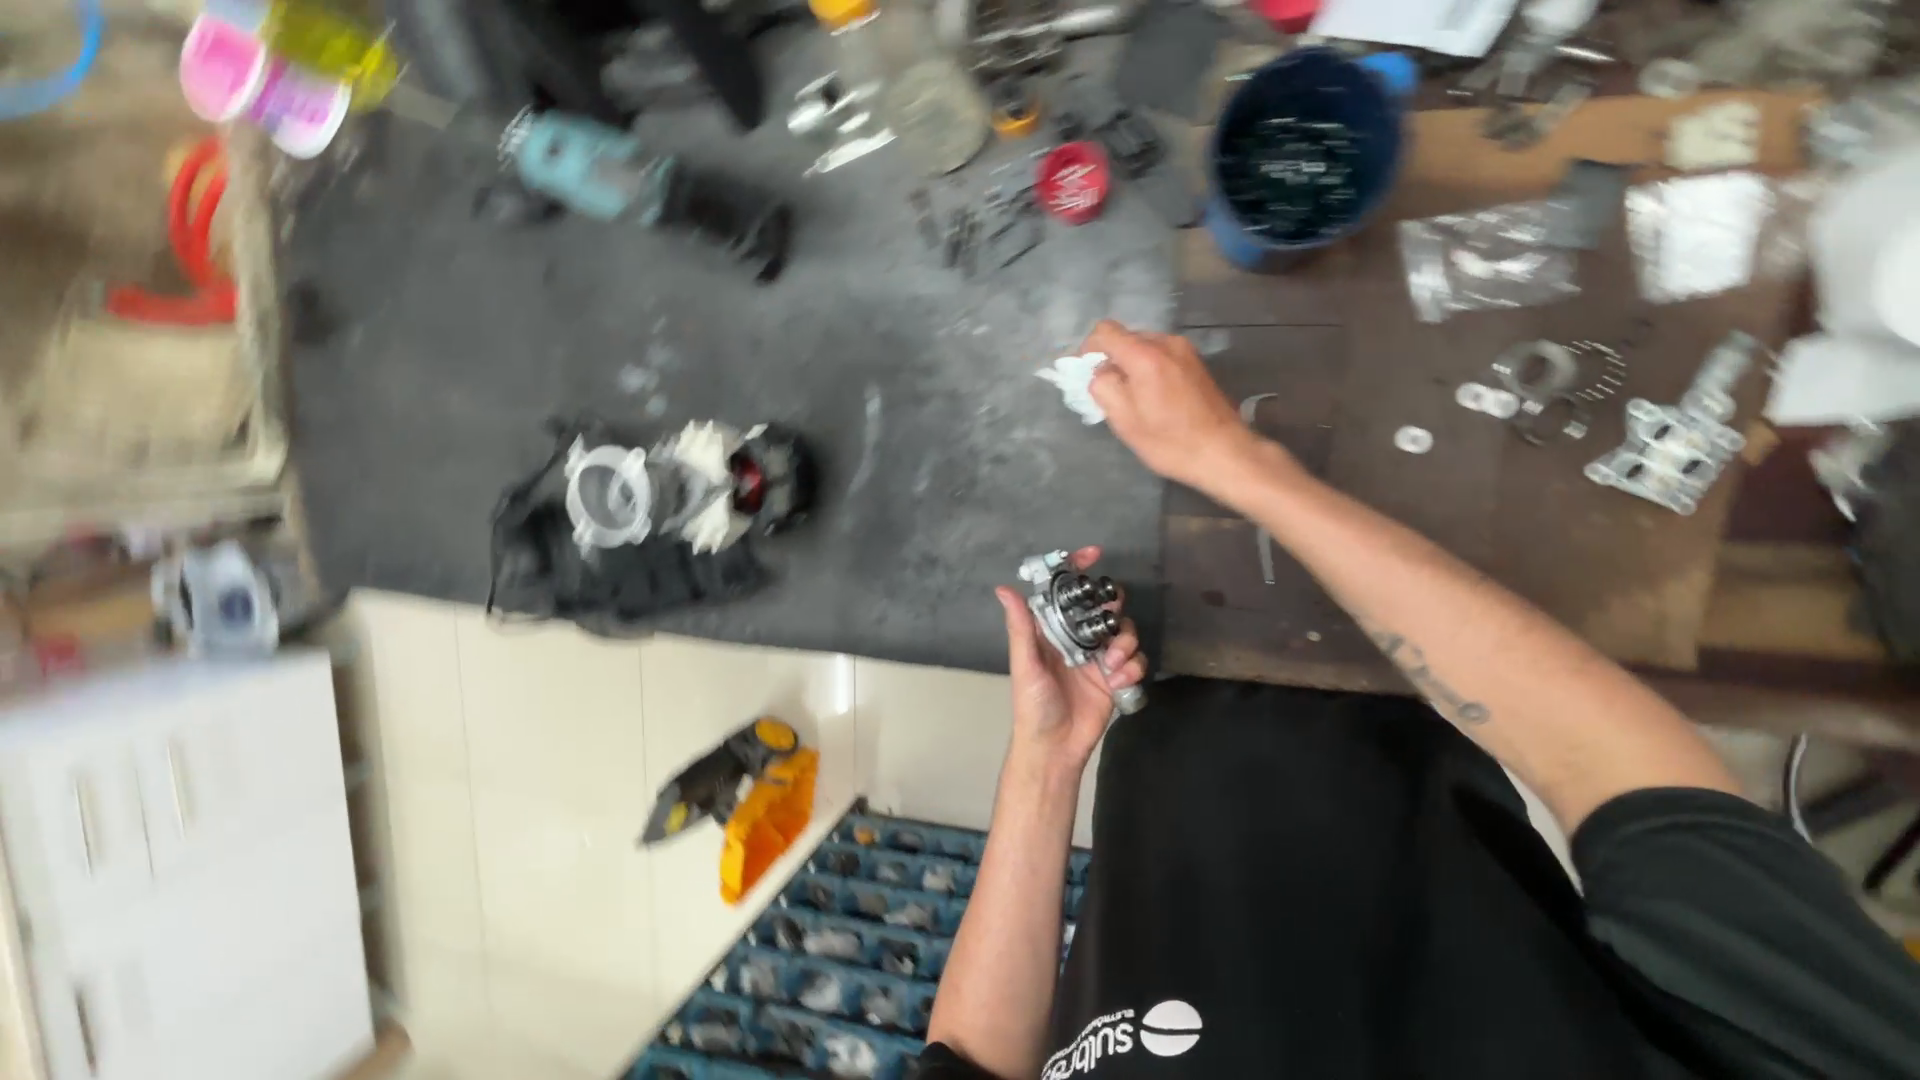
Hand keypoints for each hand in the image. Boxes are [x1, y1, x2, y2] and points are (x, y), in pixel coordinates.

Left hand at [994, 547, 1144, 770]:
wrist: (1054, 747)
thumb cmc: (1033, 705)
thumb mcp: (1025, 664)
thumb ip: (1021, 627)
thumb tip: (1004, 589)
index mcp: (1052, 630)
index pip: (1067, 592)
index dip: (1079, 569)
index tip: (1094, 555)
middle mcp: (1077, 638)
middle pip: (1104, 607)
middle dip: (1112, 609)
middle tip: (1109, 621)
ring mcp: (1099, 657)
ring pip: (1125, 631)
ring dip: (1125, 643)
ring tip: (1111, 664)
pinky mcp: (1116, 677)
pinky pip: (1135, 659)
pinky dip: (1132, 666)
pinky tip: (1118, 682)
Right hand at [1084, 320, 1275, 489]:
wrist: (1224, 452)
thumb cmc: (1170, 441)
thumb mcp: (1125, 421)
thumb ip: (1103, 388)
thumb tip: (1099, 372)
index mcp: (1145, 355)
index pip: (1105, 331)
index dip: (1089, 349)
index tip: (1087, 373)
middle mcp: (1167, 343)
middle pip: (1126, 337)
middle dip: (1112, 359)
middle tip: (1109, 391)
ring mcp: (1185, 351)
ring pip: (1145, 346)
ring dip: (1131, 365)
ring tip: (1132, 396)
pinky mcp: (1196, 362)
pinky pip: (1162, 355)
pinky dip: (1149, 368)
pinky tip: (1154, 396)